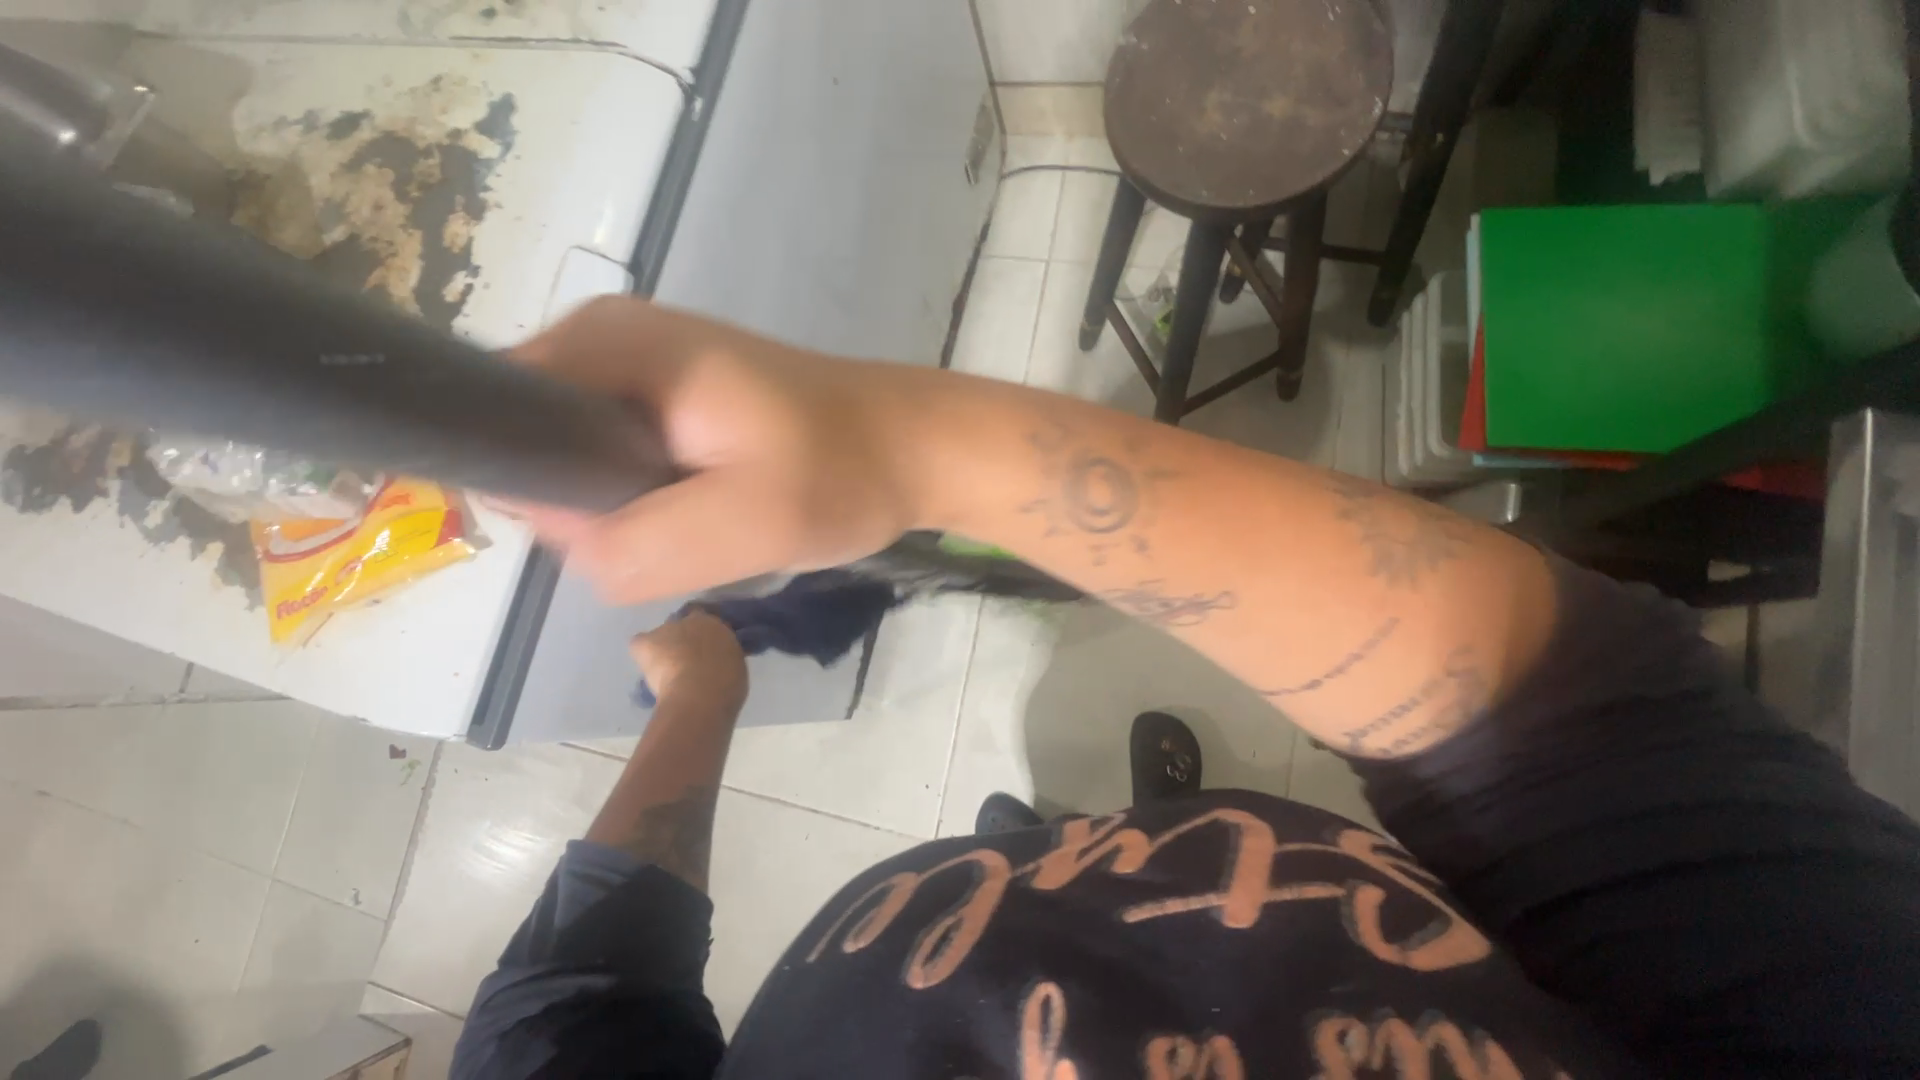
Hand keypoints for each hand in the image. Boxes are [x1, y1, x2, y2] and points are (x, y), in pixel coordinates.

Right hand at [511, 297, 924, 605]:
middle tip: (678, 532)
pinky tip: (704, 511)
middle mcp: (603, 344)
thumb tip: (561, 541)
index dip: (534, 494)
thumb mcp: (744, 521)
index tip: (610, 535)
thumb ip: (634, 541)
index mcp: (603, 346)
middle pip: (535, 449)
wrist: (911, 448)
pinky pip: (617, 465)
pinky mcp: (666, 401)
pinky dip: (650, 501)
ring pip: (578, 467)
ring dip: (627, 512)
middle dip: (593, 511)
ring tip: (701, 520)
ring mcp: (635, 370)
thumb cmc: (840, 475)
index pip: (493, 420)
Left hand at [631, 610, 748, 711]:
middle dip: (684, 640)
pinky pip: (640, 643)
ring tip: (667, 669)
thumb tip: (715, 661)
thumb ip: (723, 656)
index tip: (706, 650)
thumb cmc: (726, 682)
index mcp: (717, 624)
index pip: (708, 621)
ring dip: (664, 648)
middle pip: (683, 626)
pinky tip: (647, 666)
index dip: (705, 636)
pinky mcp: (647, 641)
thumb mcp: (733, 665)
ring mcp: (668, 628)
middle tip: (687, 661)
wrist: (700, 691)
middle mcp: (692, 620)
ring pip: (662, 635)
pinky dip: (643, 652)